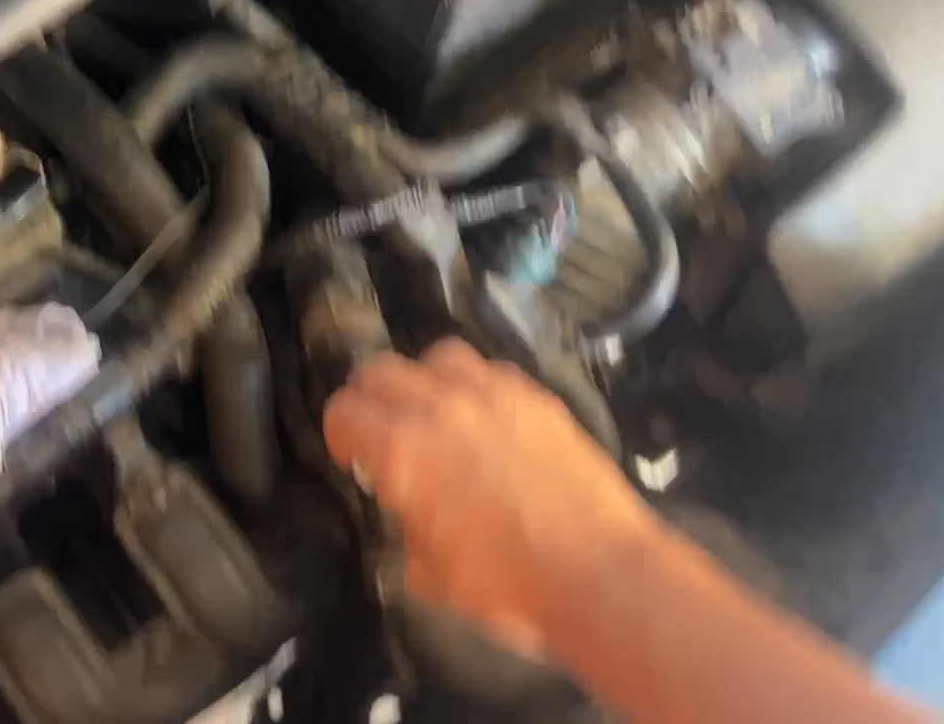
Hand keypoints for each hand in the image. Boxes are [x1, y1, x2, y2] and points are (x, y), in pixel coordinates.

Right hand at [322, 338, 661, 656]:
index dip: (338, 433)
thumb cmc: (509, 587)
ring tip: (436, 408)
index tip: (352, 456)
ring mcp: (488, 395)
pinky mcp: (533, 397)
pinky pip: (489, 370)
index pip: (342, 411)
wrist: (605, 581)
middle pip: (377, 370)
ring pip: (433, 356)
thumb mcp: (429, 575)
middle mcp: (435, 408)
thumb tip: (405, 516)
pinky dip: (476, 386)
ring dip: (423, 380)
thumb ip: (402, 530)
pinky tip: (487, 415)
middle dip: (369, 399)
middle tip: (382, 427)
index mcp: (400, 450)